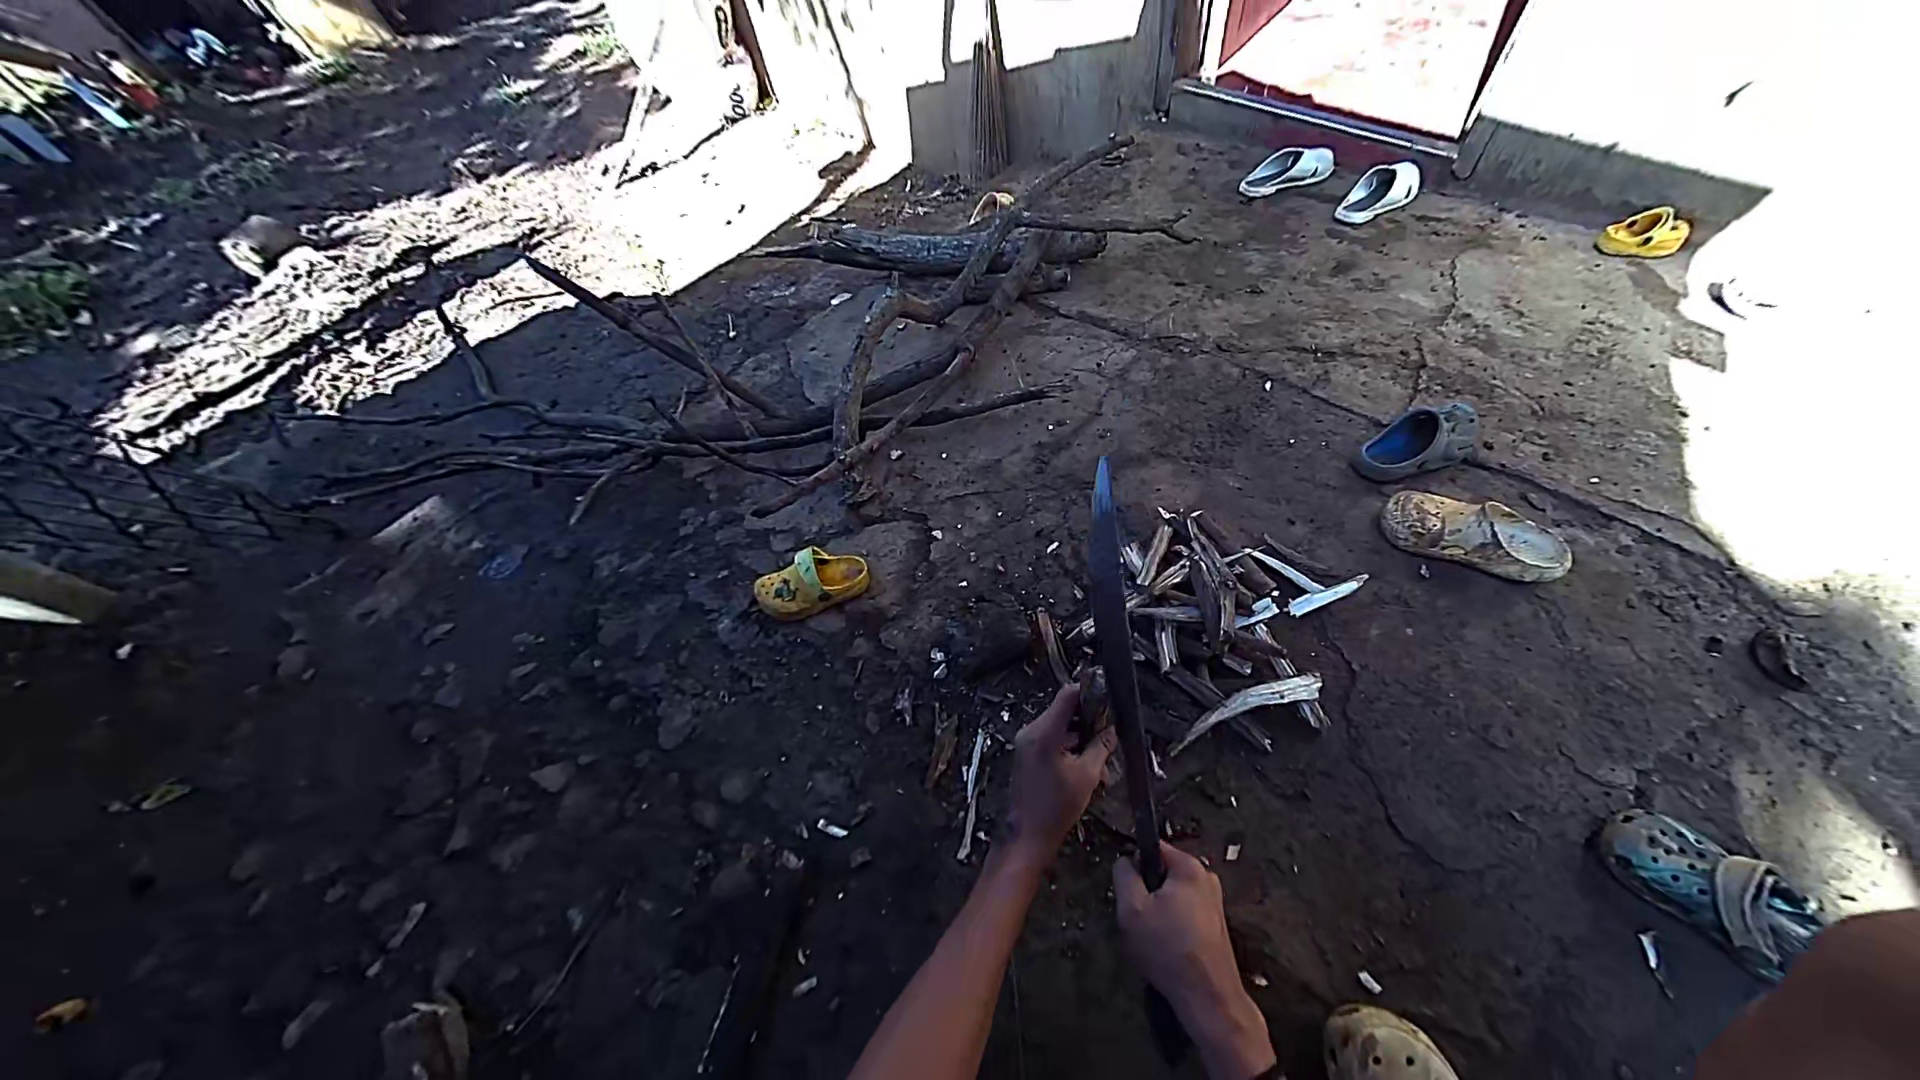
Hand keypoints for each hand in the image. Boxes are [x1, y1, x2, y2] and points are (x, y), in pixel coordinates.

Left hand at [1000, 683, 1115, 866]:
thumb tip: (1111, 729)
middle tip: (1108, 732)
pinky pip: (1050, 739)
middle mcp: (1031, 731)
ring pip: (1058, 726)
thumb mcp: (1087, 775)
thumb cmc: (1056, 808)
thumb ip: (1100, 746)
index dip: (1088, 691)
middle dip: (1087, 720)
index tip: (1106, 695)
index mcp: (1044, 732)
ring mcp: (1026, 742)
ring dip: (1079, 735)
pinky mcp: (1026, 753)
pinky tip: (1085, 763)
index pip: (1067, 695)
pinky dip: (1067, 745)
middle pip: (1063, 710)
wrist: (1027, 835)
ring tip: (1100, 754)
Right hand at [1114, 843, 1273, 1079]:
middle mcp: (1206, 878)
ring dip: (1158, 911)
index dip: (1134, 866)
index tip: (1130, 890)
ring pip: (1171, 895)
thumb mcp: (1131, 908)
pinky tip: (1167, 948)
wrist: (1208, 1000)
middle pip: (1161, 873)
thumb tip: (1125, 861)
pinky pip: (1183, 913)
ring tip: (1153, 937)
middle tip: (1139, 918)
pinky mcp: (1215, 925)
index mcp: (1189, 867)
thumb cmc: (1168, 950)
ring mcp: (1214, 903)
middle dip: (1146, 891)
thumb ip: (1123, 874)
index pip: (1151, 847)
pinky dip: (1172, 925)